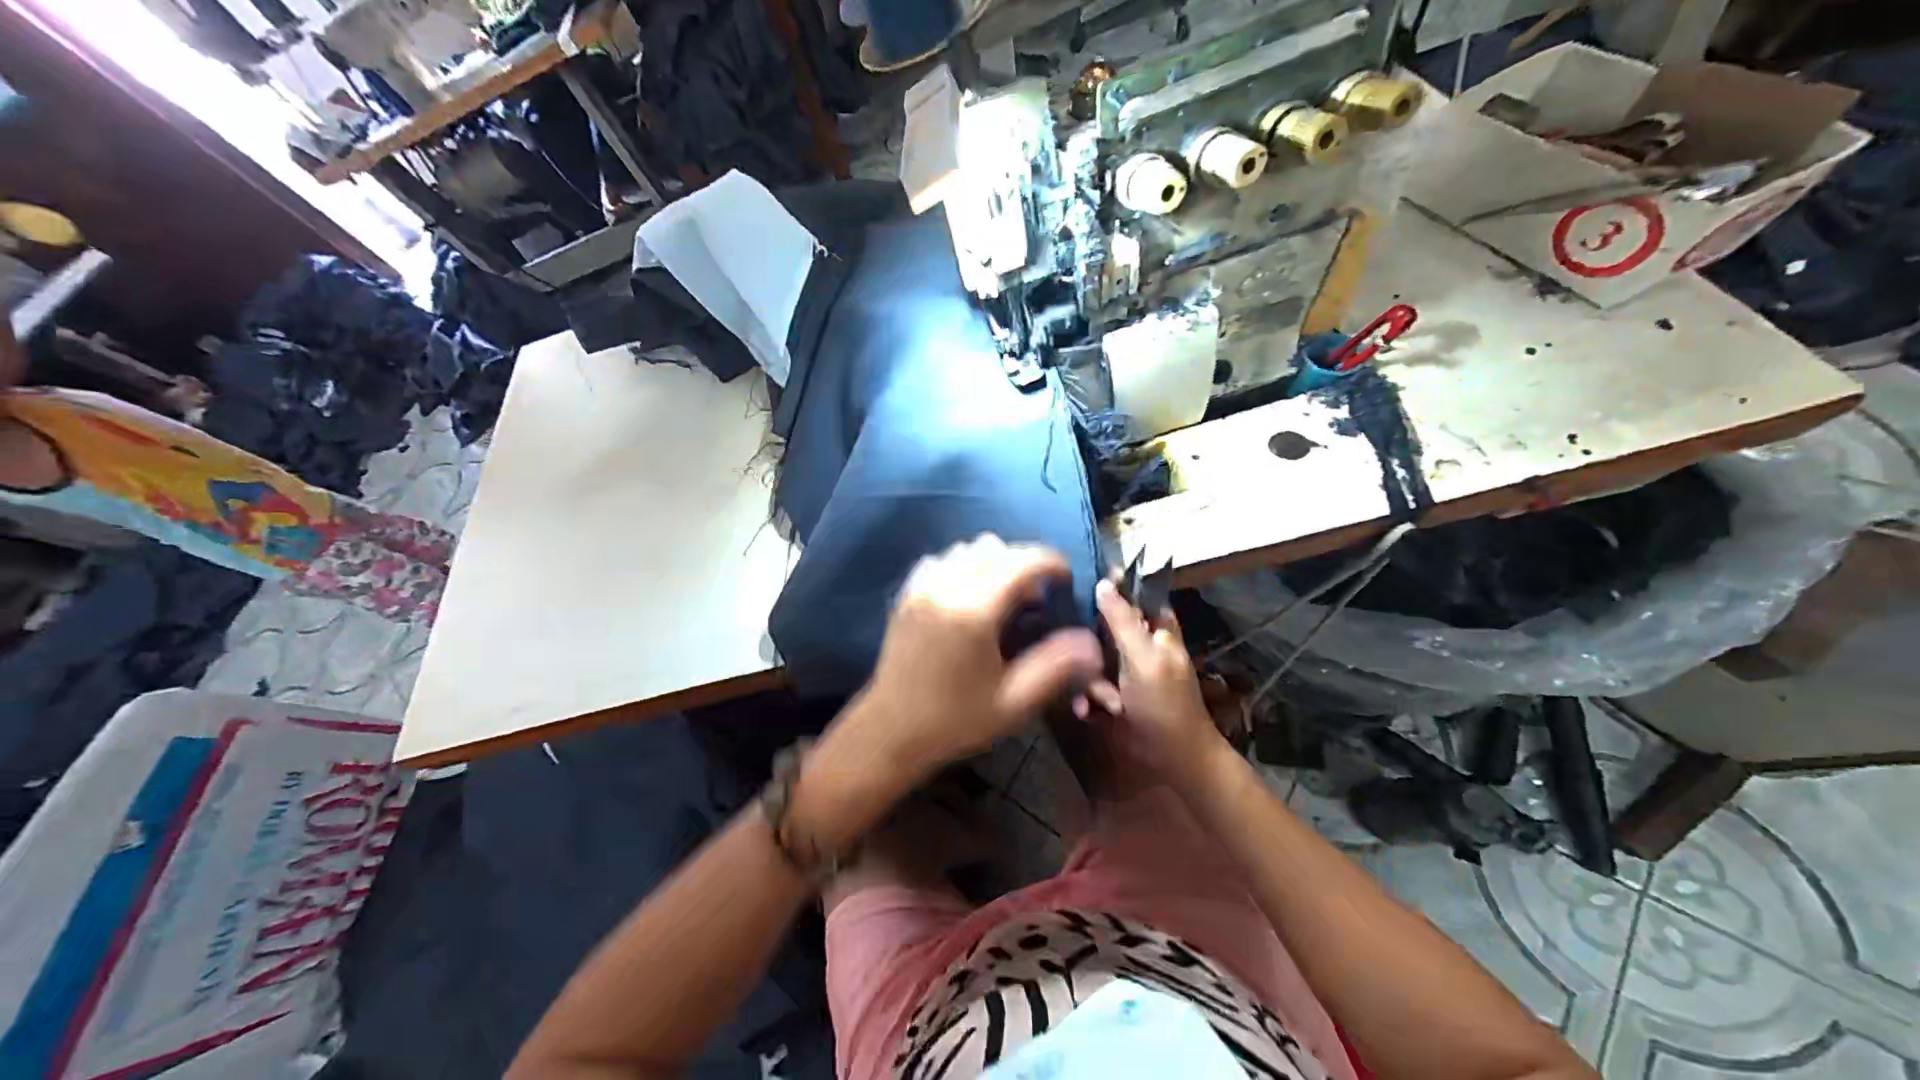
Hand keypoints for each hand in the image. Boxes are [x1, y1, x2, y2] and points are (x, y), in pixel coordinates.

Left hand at [836, 535, 1102, 785]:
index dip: (1052, 562)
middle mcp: (946, 586)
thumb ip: (1055, 666)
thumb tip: (1092, 642)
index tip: (1065, 580)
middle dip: (1023, 563)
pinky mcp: (907, 594)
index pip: (1022, 561)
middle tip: (1035, 599)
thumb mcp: (1014, 701)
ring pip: (967, 549)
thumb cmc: (956, 720)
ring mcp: (922, 587)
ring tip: (1003, 597)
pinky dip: (963, 566)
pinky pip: (942, 560)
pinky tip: (969, 596)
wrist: (891, 730)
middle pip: (996, 548)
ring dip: (993, 562)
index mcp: (975, 610)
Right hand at [1084, 579, 1223, 779]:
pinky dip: (1087, 699)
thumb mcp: (1144, 658)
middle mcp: (1138, 644)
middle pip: (1101, 627)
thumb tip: (1103, 582)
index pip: (1131, 595)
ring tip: (1103, 702)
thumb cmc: (1165, 704)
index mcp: (1155, 629)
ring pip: (1090, 658)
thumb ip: (1123, 621)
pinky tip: (1087, 712)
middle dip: (1089, 648)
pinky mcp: (1111, 695)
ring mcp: (1123, 671)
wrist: (1173, 759)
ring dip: (1090, 682)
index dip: (1107, 590)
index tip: (1078, 589)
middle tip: (1090, 662)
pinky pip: (1087, 685)